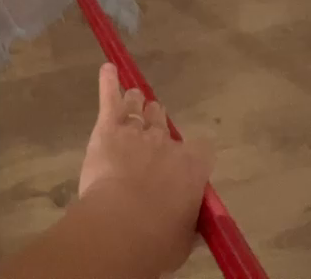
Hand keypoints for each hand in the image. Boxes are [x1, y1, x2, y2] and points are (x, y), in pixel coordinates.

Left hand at [74, 63, 212, 275]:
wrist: (121, 226)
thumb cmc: (157, 240)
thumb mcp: (185, 238)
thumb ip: (189, 219)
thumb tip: (191, 219)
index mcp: (192, 165)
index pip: (202, 147)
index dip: (193, 154)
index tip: (185, 164)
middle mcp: (166, 141)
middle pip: (163, 120)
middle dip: (156, 125)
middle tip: (148, 136)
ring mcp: (136, 129)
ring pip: (138, 105)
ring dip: (135, 105)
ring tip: (131, 104)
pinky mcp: (108, 127)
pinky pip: (110, 96)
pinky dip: (108, 81)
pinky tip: (107, 69)